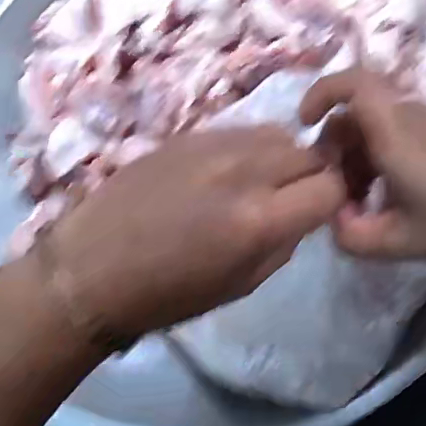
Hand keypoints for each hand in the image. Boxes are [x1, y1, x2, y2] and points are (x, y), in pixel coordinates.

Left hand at [41, 128, 344, 336]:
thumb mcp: (243, 283)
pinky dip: (254, 149)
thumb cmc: (169, 294)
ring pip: (280, 134)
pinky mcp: (190, 134)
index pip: (331, 186)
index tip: (323, 211)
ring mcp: (215, 145)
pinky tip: (233, 171)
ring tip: (266, 181)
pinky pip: (244, 130)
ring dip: (286, 157)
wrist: (90, 269)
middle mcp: (244, 171)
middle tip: (297, 197)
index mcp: (259, 219)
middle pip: (311, 153)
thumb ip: (286, 242)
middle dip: (315, 175)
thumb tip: (305, 213)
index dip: (336, 199)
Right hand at [300, 70, 425, 258]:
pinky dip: (375, 158)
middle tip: (333, 185)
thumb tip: (335, 218)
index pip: (351, 82)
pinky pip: (391, 134)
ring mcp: (422, 123)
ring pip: (372, 125)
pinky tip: (382, 197)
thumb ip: (351, 236)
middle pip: (354, 111)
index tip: (304, 122)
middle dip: (333, 144)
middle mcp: (405, 117)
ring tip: (358, 201)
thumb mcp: (396, 240)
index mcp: (391, 130)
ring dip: (355, 156)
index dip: (321, 93)